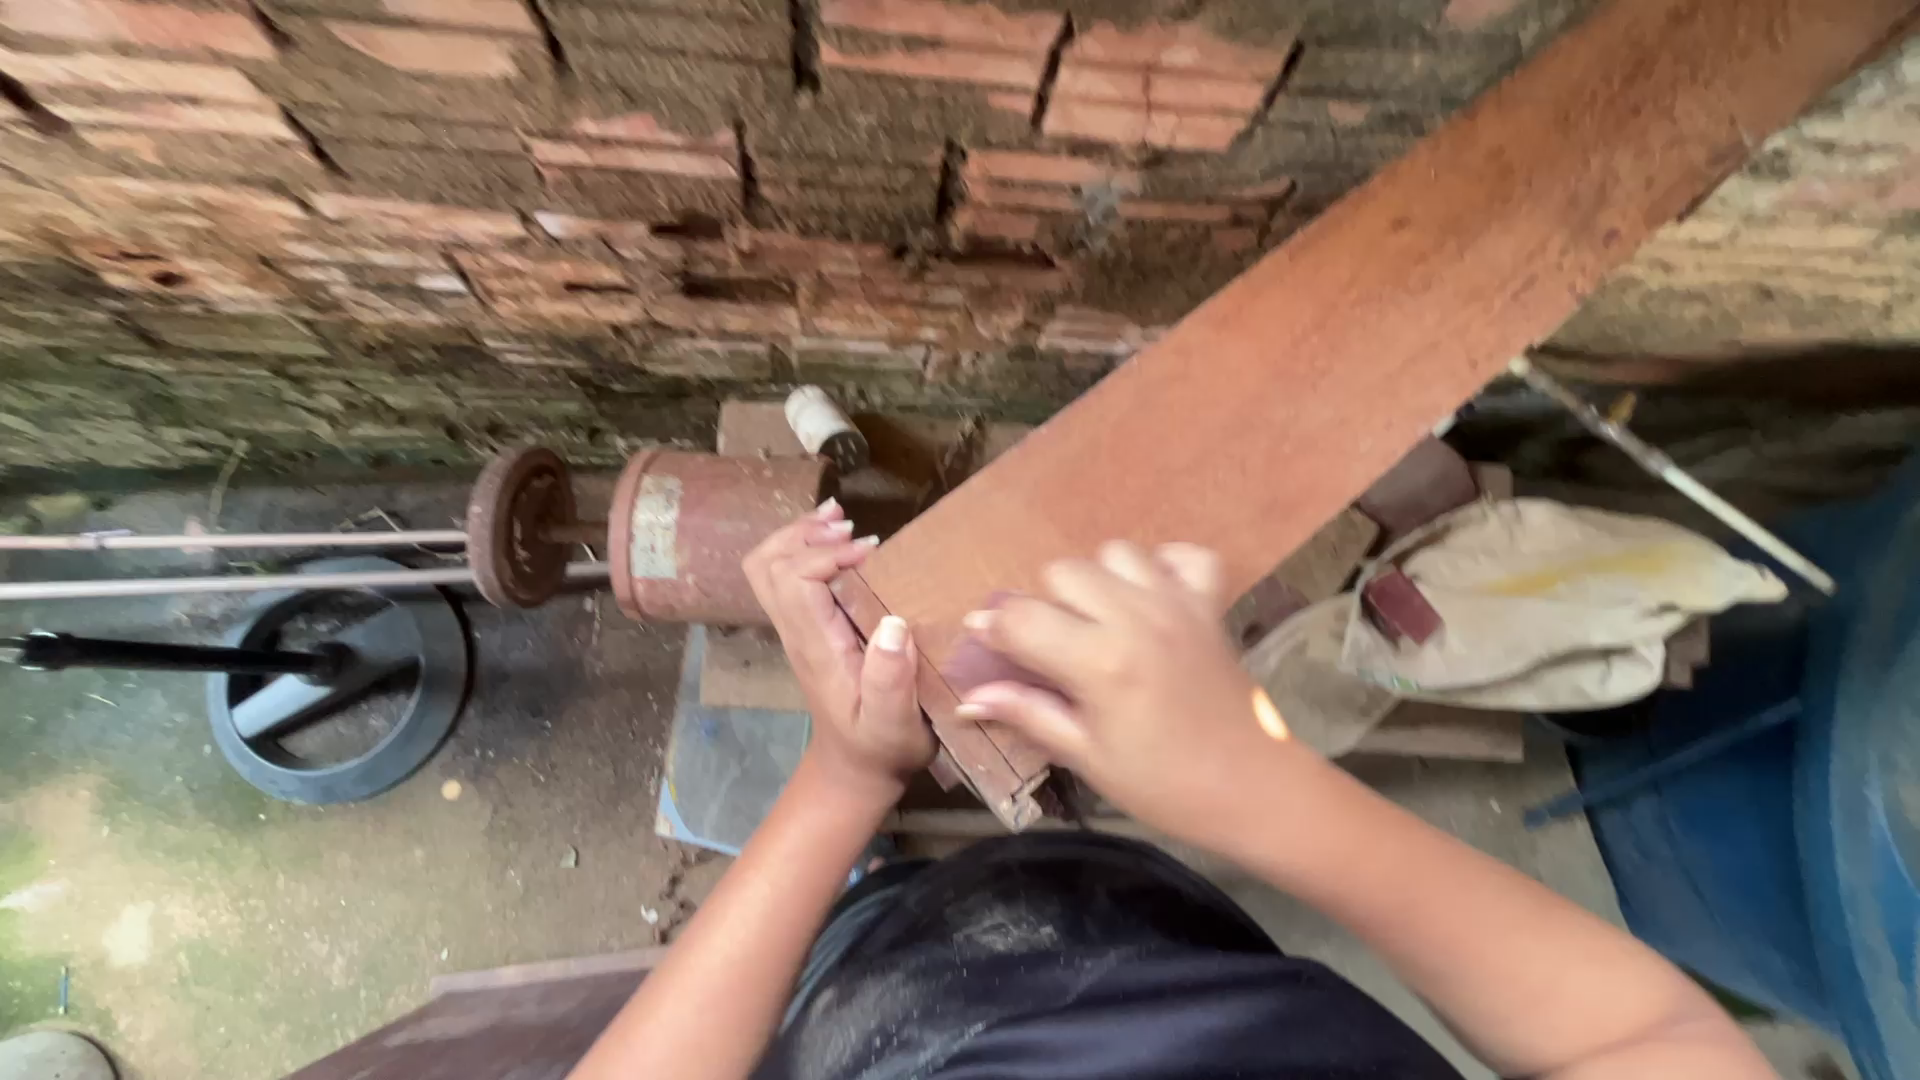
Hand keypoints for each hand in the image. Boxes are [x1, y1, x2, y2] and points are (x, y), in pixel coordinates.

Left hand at [742, 500, 935, 798]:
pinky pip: (787, 577)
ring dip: (800, 536)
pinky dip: (807, 549)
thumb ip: (891, 680)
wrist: (855, 771)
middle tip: (850, 526)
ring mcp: (797, 629)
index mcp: (814, 648)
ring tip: (841, 520)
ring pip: (769, 566)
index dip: (825, 555)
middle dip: (804, 534)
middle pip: (768, 565)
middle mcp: (796, 632)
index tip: (870, 553)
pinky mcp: (808, 628)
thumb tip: (893, 622)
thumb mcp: (894, 724)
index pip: (794, 580)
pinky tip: (841, 541)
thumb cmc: (881, 749)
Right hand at [955, 541, 1307, 850]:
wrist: (1255, 789)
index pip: (1023, 619)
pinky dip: (1162, 565)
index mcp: (1100, 662)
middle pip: (1064, 572)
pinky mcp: (1209, 604)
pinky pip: (1183, 554)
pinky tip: (1151, 597)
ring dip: (1097, 580)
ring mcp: (1177, 604)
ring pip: (1115, 552)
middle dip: (1045, 604)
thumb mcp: (1087, 756)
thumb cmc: (1164, 785)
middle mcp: (1136, 617)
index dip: (994, 628)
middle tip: (1054, 646)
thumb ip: (1029, 713)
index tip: (986, 640)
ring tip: (1100, 621)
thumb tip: (969, 700)